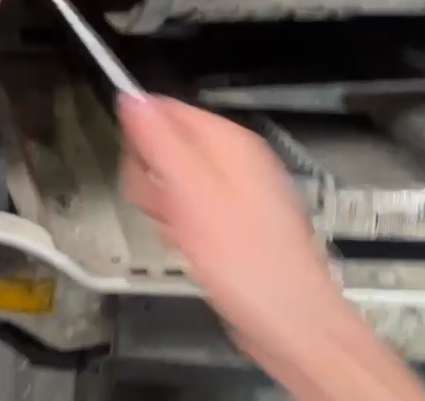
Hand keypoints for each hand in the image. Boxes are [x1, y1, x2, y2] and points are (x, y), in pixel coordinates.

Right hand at [119, 96, 424, 400]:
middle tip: (165, 203)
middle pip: (165, 142)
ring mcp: (235, 190)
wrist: (292, 327)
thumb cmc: (252, 266)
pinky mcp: (232, 219)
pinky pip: (188, 206)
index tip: (139, 165)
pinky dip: (181, 224)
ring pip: (173, 177)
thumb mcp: (191, 192)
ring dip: (165, 204)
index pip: (163, 108)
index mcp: (229, 140)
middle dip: (153, 175)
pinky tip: (193, 243)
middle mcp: (235, 159)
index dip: (140, 136)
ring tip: (182, 229)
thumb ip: (159, 141)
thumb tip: (132, 97)